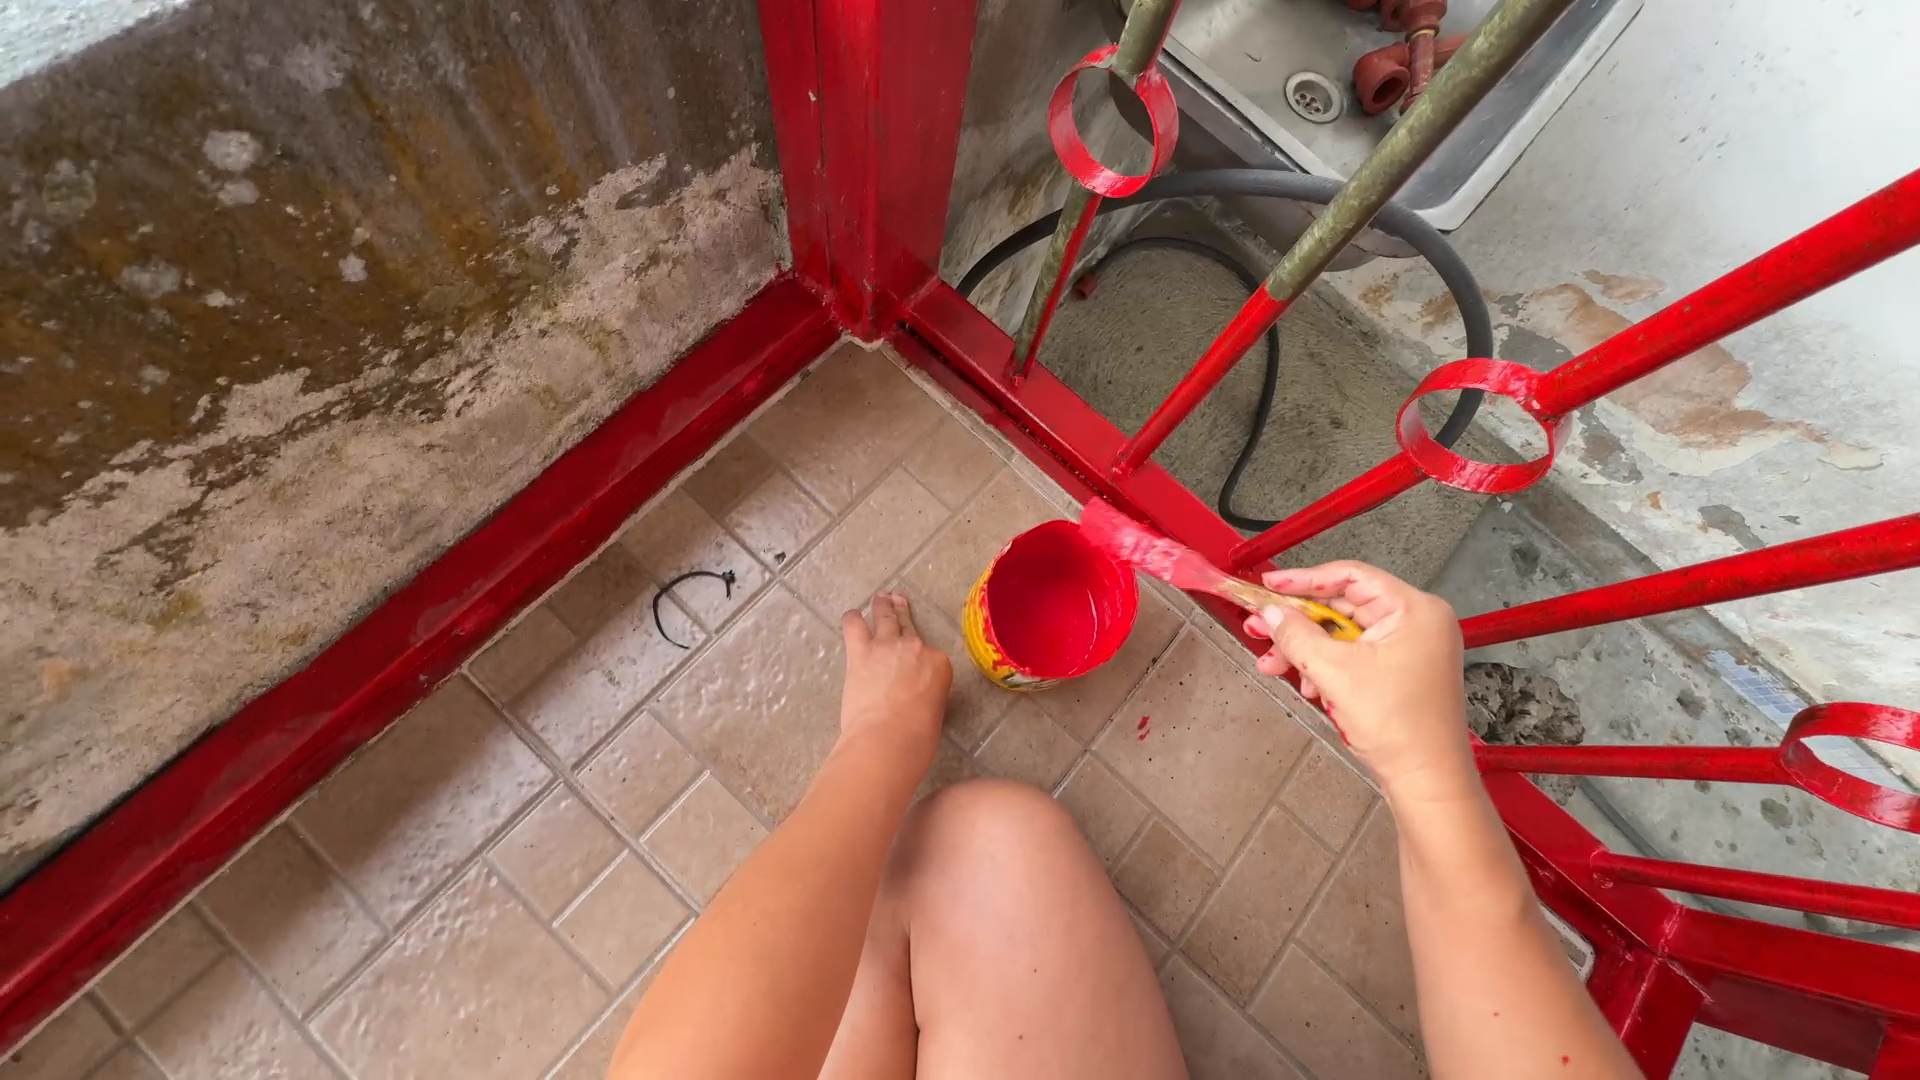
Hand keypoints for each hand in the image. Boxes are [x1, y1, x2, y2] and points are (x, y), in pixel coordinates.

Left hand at [837, 591, 951, 770]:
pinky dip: (852, 620)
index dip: (922, 661)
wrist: (889, 737)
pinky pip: (855, 626)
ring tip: (879, 598)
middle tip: (898, 600)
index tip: (917, 667)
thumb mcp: (934, 713)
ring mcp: (888, 646)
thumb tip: (912, 700)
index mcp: (939, 665)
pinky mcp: (861, 652)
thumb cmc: (917, 736)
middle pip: (909, 626)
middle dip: (902, 612)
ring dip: (882, 606)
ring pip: (885, 618)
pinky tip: (851, 615)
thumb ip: (925, 696)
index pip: (931, 656)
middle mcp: (916, 647)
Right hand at [1244, 561, 1473, 802]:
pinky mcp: (1398, 669)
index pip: (1350, 576)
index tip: (1268, 585)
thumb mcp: (1333, 671)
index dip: (1303, 579)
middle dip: (1296, 622)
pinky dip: (1322, 664)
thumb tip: (1268, 612)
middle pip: (1341, 606)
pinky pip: (1351, 653)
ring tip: (1270, 663)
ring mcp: (1408, 646)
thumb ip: (1295, 634)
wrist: (1426, 779)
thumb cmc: (1395, 723)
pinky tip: (1302, 682)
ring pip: (1340, 633)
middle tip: (1258, 626)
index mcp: (1413, 610)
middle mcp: (1414, 621)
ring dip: (1303, 647)